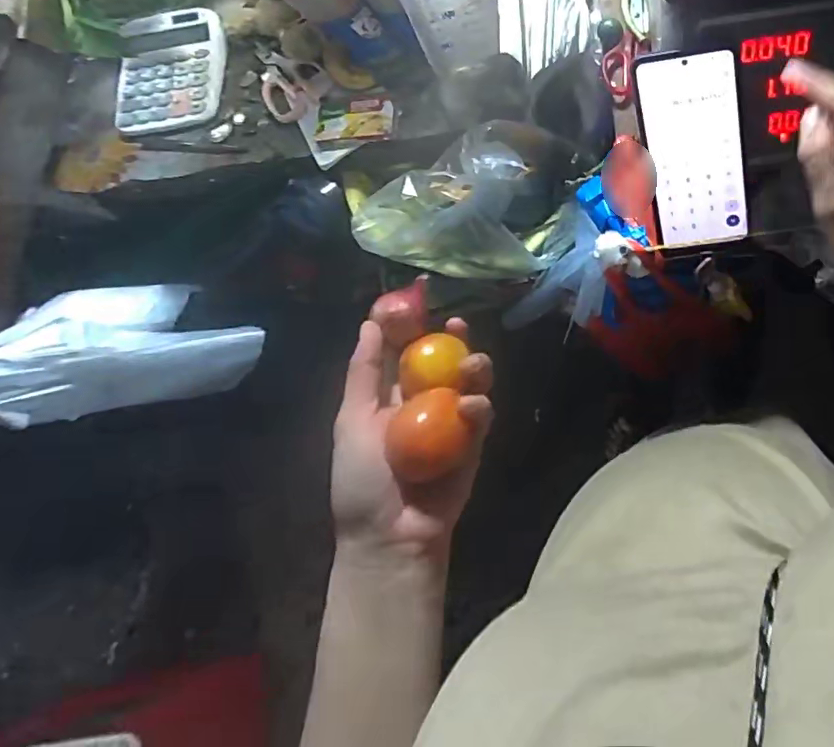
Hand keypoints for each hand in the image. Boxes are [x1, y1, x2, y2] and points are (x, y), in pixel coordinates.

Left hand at [331, 318, 493, 560]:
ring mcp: (450, 419)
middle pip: (441, 358)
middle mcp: (423, 400)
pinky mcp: (473, 441)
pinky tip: (472, 405)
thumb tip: (368, 323)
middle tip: (455, 323)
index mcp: (390, 393)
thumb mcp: (352, 421)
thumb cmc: (361, 481)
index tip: (419, 295)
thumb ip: (362, 373)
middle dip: (451, 337)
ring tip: (472, 362)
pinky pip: (481, 413)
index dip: (410, 322)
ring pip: (468, 380)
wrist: (390, 538)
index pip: (402, 348)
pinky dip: (479, 405)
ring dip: (474, 364)